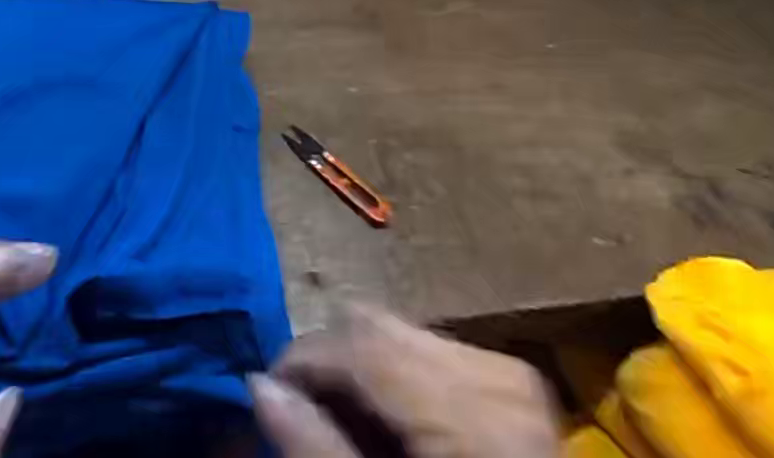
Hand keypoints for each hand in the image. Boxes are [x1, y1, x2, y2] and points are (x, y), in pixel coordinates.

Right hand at [249, 305, 561, 457]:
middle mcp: (493, 370)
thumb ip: (318, 451)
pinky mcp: (514, 380)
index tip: (264, 391)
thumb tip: (259, 387)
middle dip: (327, 359)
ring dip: (358, 365)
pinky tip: (386, 419)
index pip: (361, 343)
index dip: (301, 359)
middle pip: (378, 326)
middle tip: (296, 410)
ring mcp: (509, 371)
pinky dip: (394, 374)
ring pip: (399, 332)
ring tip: (338, 417)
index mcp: (471, 410)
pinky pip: (429, 350)